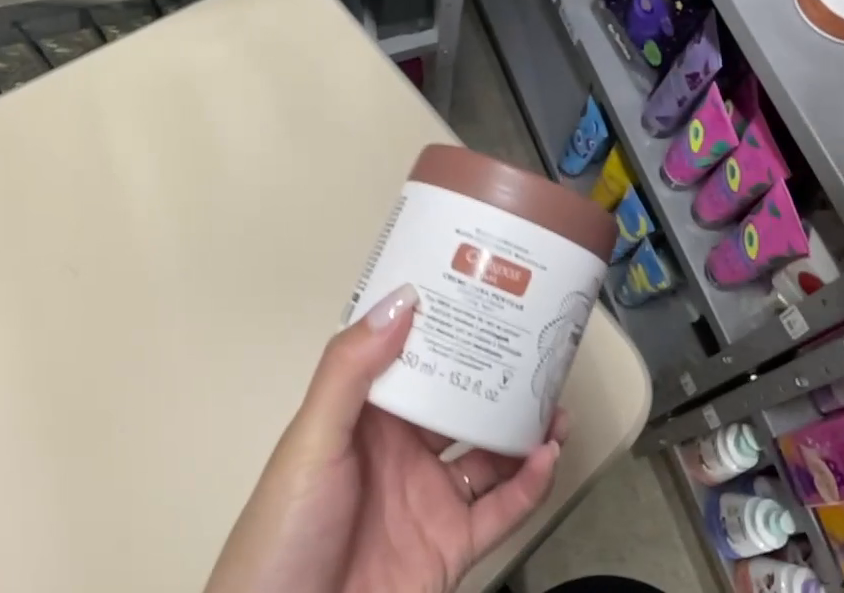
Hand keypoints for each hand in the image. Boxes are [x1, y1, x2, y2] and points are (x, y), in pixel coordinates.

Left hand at [204, 285, 565, 592]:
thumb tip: (404, 297)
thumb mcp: (311, 441)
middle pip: (463, 405)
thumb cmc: (286, 529)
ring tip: (557, 403)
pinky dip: (531, 485)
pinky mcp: (452, 545)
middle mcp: (404, 452)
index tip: (485, 297)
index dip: (449, 331)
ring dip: (527, 429)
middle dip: (500, 379)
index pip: (417, 363)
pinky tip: (548, 457)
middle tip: (539, 349)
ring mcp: (431, 499)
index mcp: (370, 420)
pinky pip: (503, 510)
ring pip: (492, 454)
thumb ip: (351, 370)